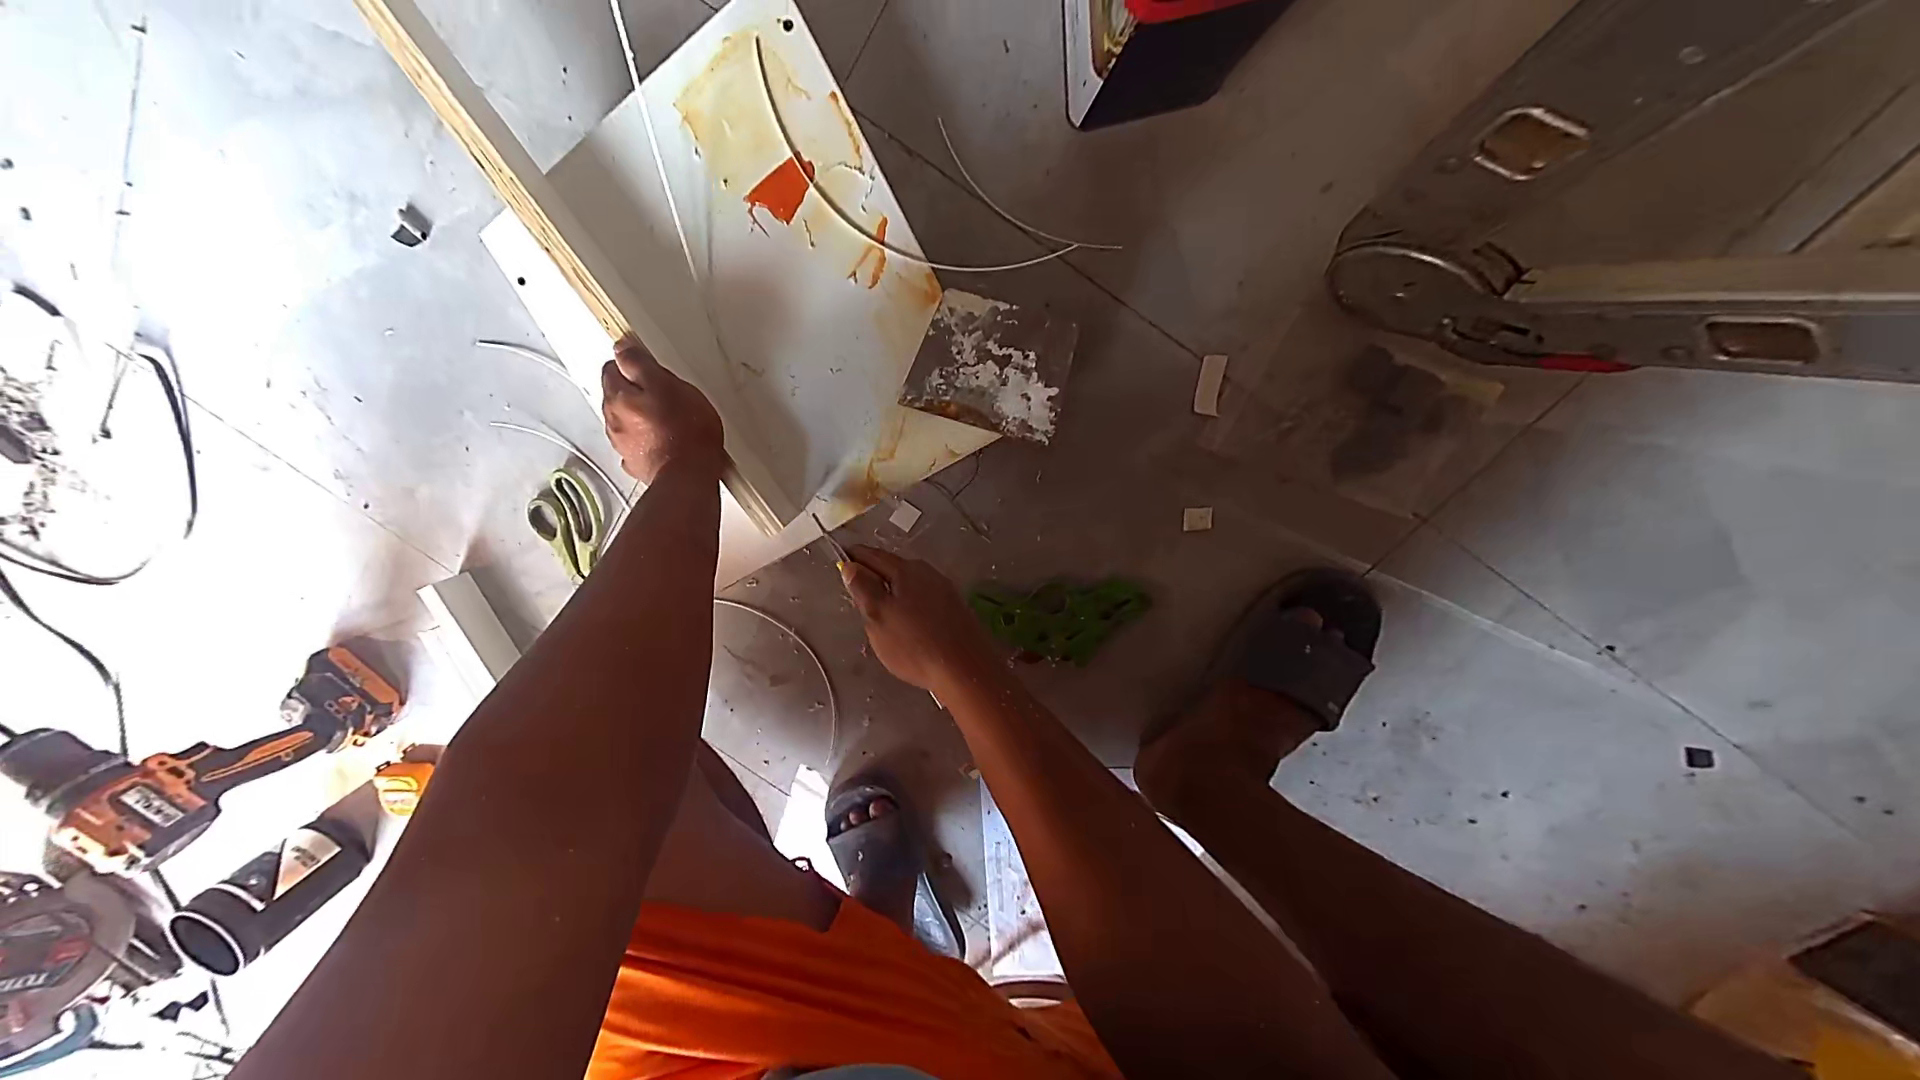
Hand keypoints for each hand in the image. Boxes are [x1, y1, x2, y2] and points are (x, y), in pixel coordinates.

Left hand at [601, 336, 725, 483]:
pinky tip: (666, 443)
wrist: (688, 475)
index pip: (611, 369)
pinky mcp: (638, 464)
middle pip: (617, 397)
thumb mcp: (668, 385)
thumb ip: (641, 363)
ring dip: (641, 419)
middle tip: (664, 394)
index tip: (648, 367)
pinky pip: (639, 447)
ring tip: (669, 420)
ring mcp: (624, 445)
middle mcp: (614, 421)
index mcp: (618, 397)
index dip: (630, 365)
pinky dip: (648, 443)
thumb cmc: (684, 432)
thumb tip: (623, 349)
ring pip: (627, 423)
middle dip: (635, 393)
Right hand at [840, 545, 999, 692]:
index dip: (853, 558)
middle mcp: (928, 573)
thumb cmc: (914, 644)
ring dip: (891, 590)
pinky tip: (905, 620)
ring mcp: (944, 590)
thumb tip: (850, 565)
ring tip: (877, 607)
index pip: (872, 555)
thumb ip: (863, 588)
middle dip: (872, 574)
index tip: (839, 562)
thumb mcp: (878, 616)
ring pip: (909, 584)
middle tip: (854, 587)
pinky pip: (922, 598)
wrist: (965, 668)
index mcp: (906, 570)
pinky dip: (908, 603)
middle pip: (893, 567)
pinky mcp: (954, 609)